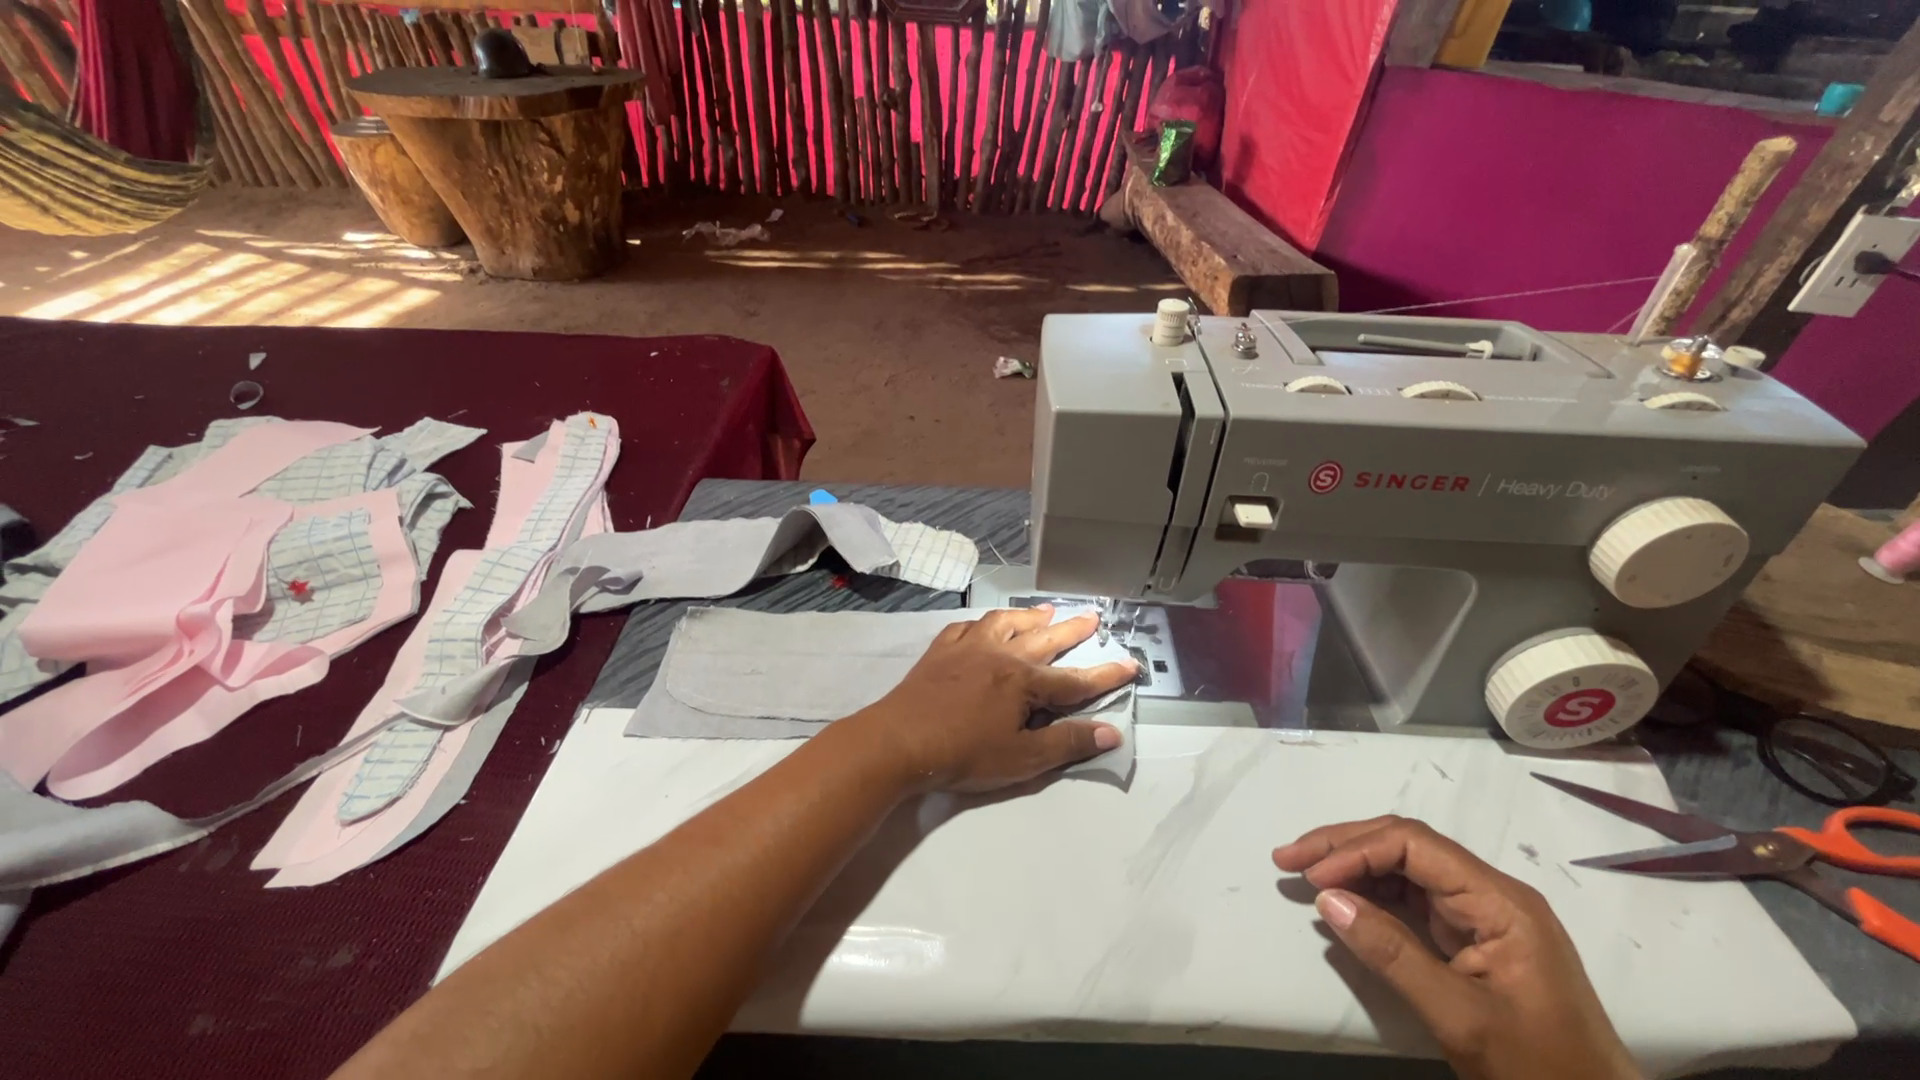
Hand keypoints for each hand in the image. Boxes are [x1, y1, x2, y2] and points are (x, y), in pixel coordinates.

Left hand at [850, 605, 1136, 794]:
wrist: (900, 740)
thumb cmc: (965, 753)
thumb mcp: (1023, 759)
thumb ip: (1067, 743)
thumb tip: (1111, 732)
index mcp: (1025, 682)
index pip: (1076, 680)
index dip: (1106, 675)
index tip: (1130, 664)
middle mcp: (1002, 655)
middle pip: (1046, 639)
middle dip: (1073, 629)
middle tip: (1093, 617)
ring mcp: (969, 647)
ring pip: (1007, 622)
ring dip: (1030, 616)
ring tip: (1047, 611)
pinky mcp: (941, 650)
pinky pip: (968, 626)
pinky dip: (984, 623)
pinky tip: (986, 625)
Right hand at [1273, 816, 1641, 1079]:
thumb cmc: (1539, 1069)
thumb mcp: (1461, 1017)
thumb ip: (1392, 954)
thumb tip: (1327, 899)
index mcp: (1500, 902)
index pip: (1415, 846)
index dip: (1356, 852)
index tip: (1311, 877)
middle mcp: (1490, 895)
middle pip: (1407, 846)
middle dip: (1344, 847)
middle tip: (1288, 858)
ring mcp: (1481, 916)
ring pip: (1405, 869)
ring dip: (1352, 866)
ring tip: (1302, 871)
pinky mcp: (1471, 939)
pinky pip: (1412, 900)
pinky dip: (1370, 894)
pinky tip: (1340, 899)